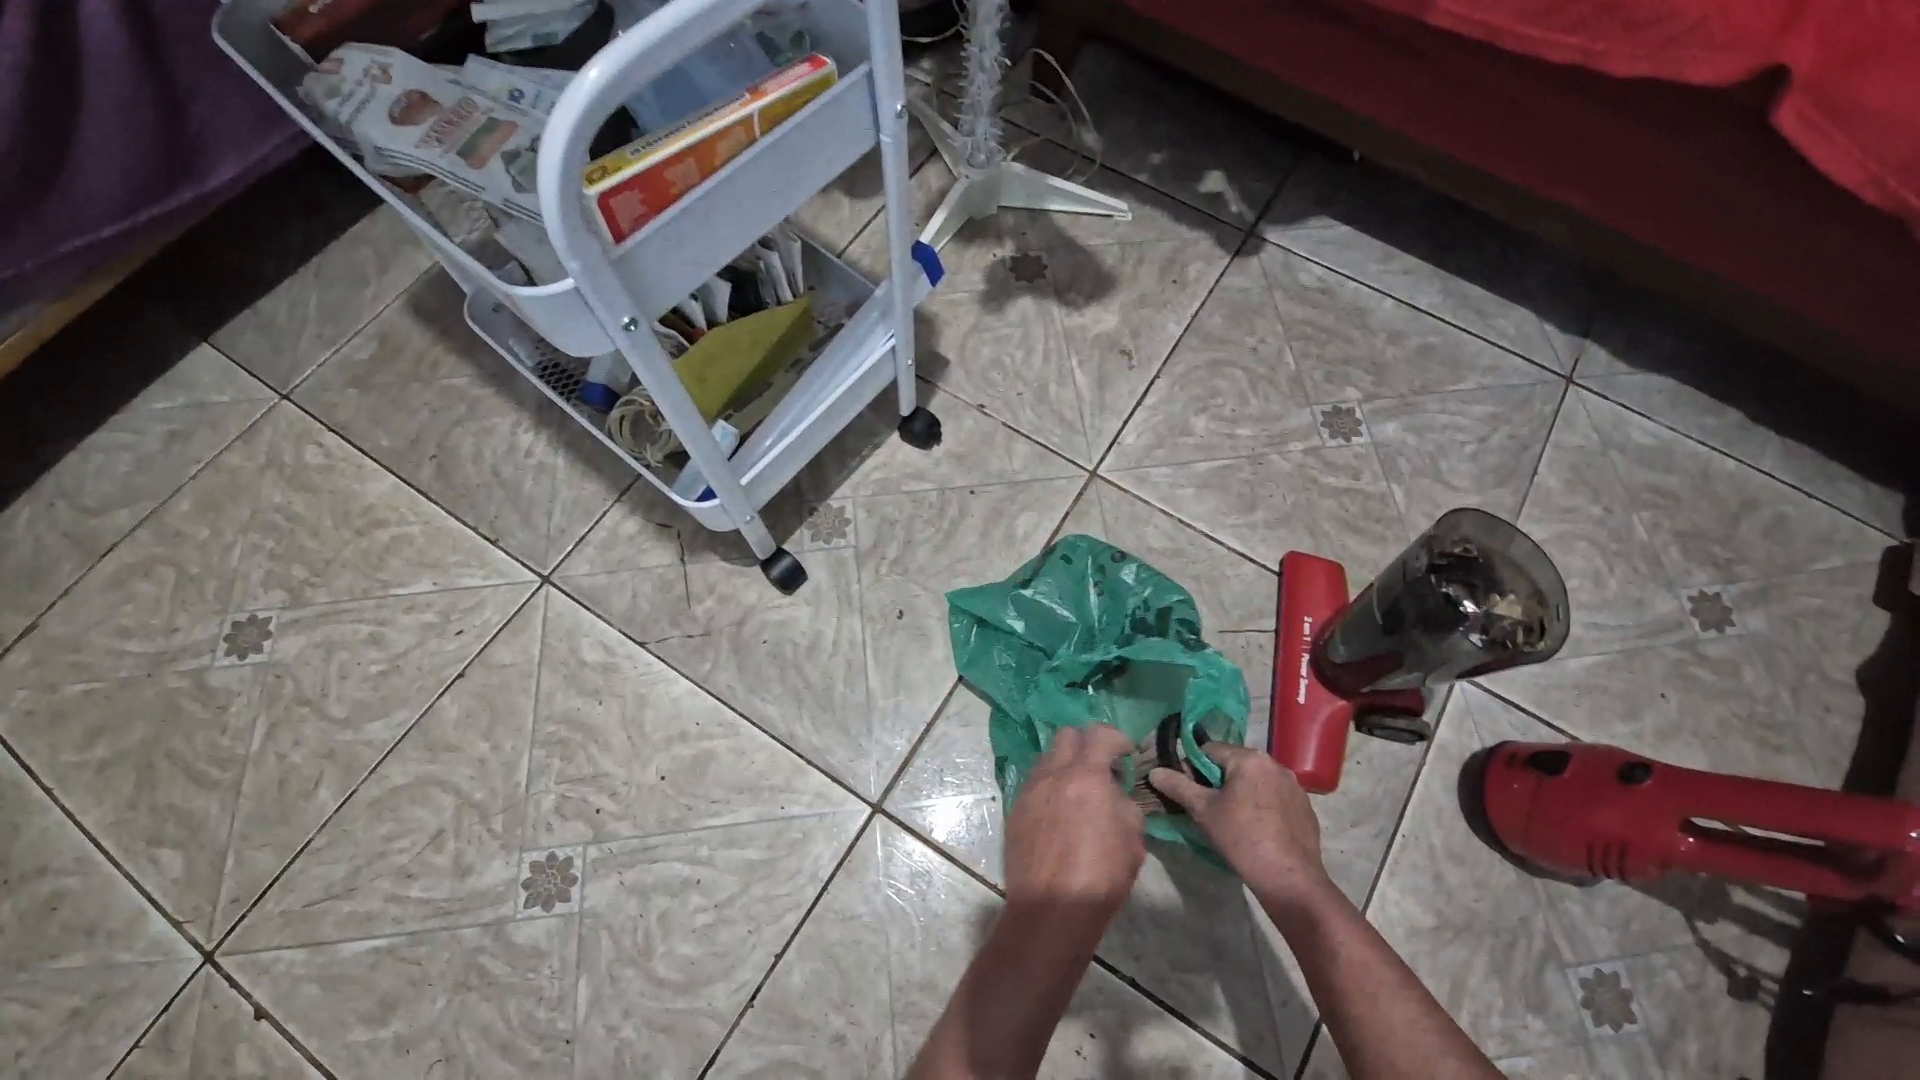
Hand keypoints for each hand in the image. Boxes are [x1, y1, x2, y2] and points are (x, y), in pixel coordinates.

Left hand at [1003, 724, 1146, 918]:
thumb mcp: (1132, 838)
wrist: (1051, 910)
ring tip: (1081, 792)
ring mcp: (1029, 791)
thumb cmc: (1100, 877)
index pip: (1099, 734)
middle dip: (1088, 744)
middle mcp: (1052, 775)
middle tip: (1103, 768)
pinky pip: (1035, 784)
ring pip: (1047, 759)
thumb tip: (1112, 793)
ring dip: (1066, 765)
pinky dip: (1051, 787)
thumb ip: (1123, 802)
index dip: (1118, 738)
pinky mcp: (1015, 811)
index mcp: (1086, 777)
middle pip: (1067, 736)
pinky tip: (1061, 813)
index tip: (1127, 753)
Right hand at [1149, 743, 1331, 905]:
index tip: (1188, 791)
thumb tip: (1154, 771)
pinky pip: (1274, 797)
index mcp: (1250, 758)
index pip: (1209, 749)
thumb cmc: (1242, 838)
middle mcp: (1275, 764)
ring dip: (1241, 792)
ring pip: (1255, 781)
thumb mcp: (1203, 811)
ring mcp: (1294, 786)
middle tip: (1208, 807)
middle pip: (1234, 764)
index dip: (1192, 767)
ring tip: (1232, 820)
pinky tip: (1257, 829)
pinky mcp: (1305, 807)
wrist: (1289, 878)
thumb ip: (1178, 786)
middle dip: (1218, 781)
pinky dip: (1262, 806)